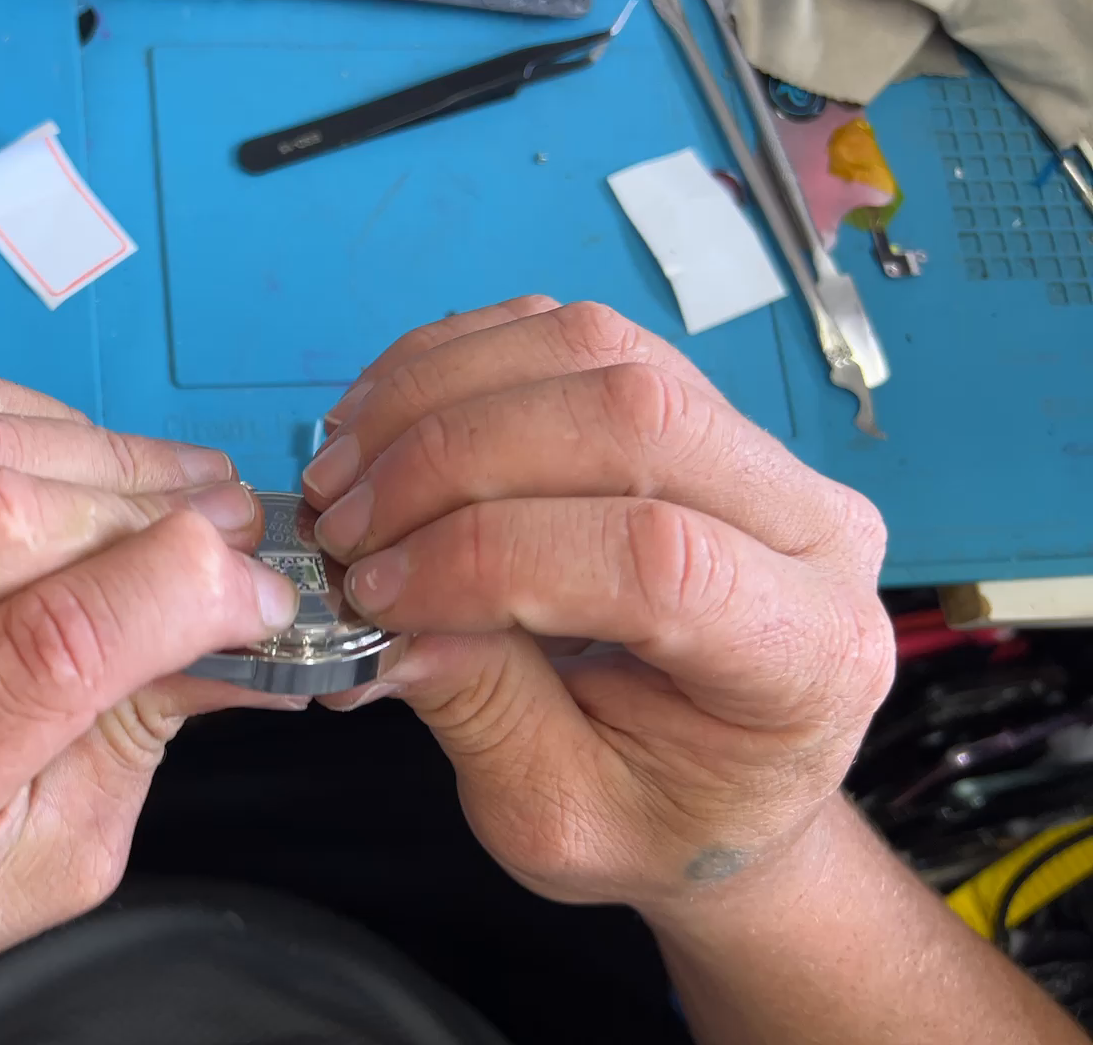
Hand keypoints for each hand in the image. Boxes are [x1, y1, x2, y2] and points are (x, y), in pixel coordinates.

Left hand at [0, 367, 300, 1003]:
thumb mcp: (48, 855)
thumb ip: (142, 722)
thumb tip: (247, 614)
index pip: (38, 651)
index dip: (172, 590)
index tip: (255, 584)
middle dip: (141, 506)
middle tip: (224, 521)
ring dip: (95, 453)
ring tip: (171, 486)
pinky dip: (25, 422)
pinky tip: (78, 463)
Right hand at [303, 297, 893, 910]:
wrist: (700, 772)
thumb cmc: (641, 809)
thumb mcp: (553, 810)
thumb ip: (477, 709)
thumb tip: (383, 615)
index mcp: (801, 652)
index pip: (652, 559)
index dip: (482, 560)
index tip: (370, 597)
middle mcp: (798, 516)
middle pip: (623, 415)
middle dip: (441, 461)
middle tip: (338, 525)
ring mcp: (735, 437)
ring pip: (581, 346)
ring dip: (425, 397)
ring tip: (338, 471)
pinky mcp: (660, 396)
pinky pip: (547, 329)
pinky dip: (436, 363)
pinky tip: (370, 425)